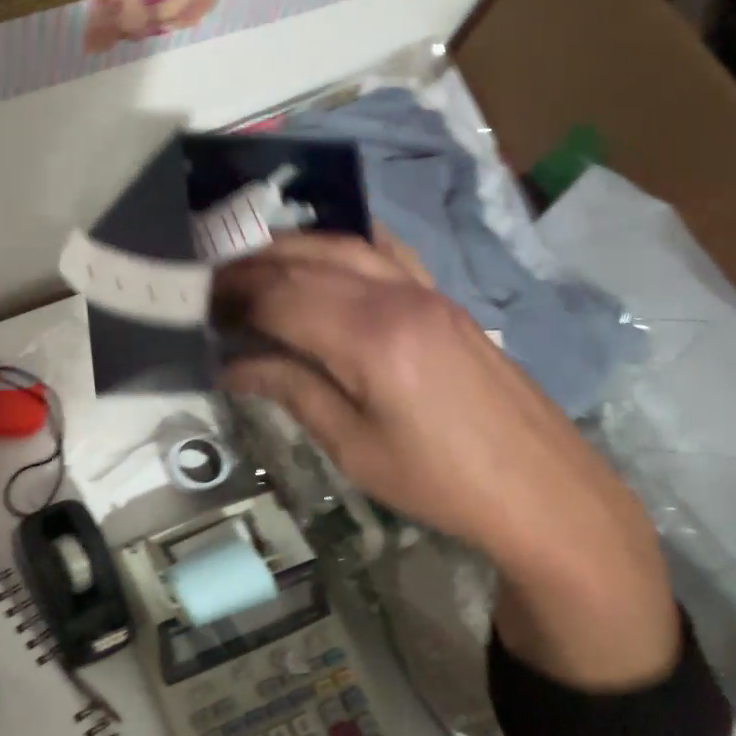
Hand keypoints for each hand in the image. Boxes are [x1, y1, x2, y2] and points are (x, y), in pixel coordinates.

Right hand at [214, 234, 674, 687]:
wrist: (541, 490)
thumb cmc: (438, 482)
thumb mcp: (353, 446)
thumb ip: (292, 391)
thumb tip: (234, 365)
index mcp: (368, 336)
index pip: (278, 297)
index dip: (230, 300)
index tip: (193, 311)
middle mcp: (396, 296)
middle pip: (305, 261)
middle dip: (248, 268)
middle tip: (207, 288)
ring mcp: (426, 291)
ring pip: (344, 245)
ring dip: (290, 250)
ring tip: (248, 267)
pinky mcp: (443, 301)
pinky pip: (384, 251)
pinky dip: (341, 246)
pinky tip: (321, 258)